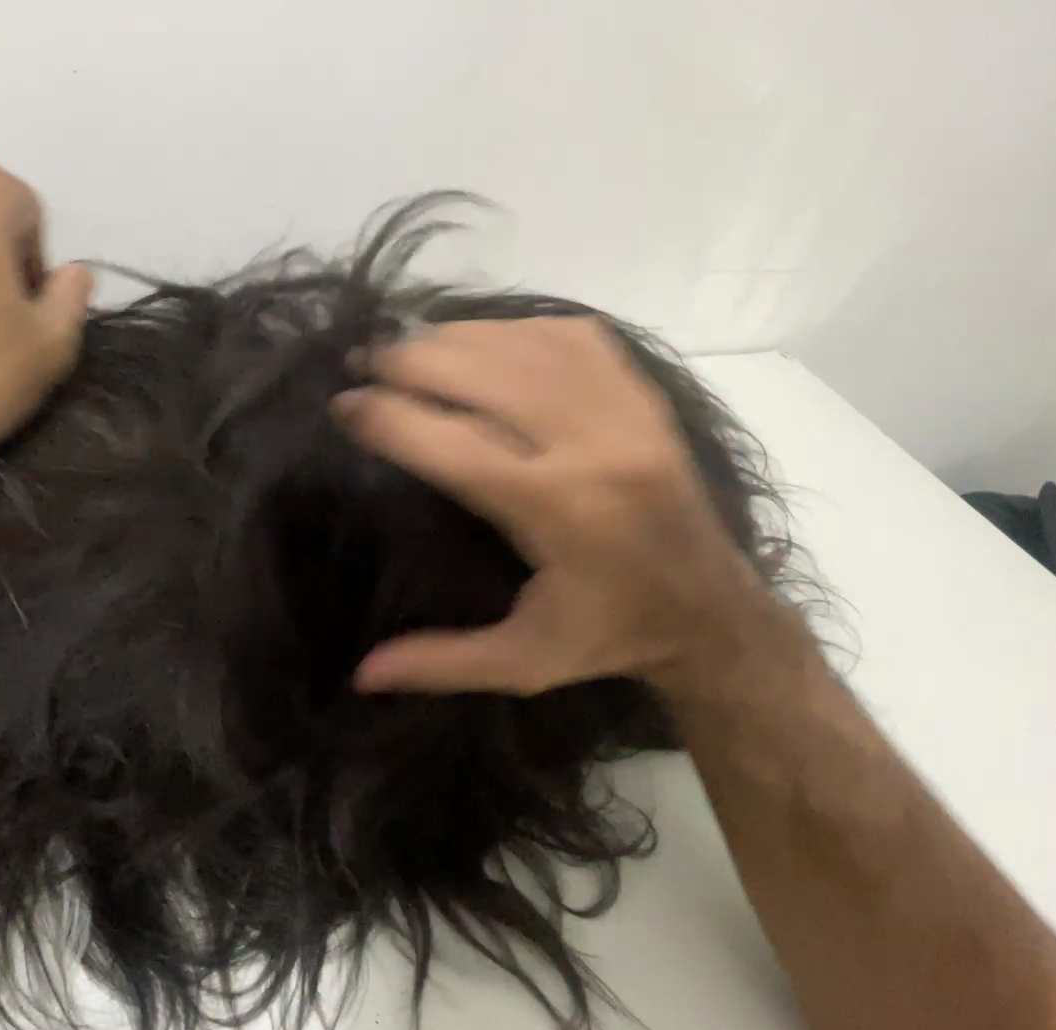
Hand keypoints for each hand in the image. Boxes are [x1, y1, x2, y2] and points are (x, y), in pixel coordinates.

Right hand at [333, 317, 775, 695]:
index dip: (390, 418)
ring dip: (458, 337)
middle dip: (413, 360)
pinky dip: (518, 329)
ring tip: (410, 344)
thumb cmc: (608, 637)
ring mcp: (626, 412)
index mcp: (557, 510)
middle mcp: (593, 445)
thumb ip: (442, 663)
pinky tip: (484, 339)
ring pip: (526, 344)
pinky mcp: (645, 397)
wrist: (712, 612)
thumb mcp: (523, 664)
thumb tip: (359, 675)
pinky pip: (573, 337)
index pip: (453, 444)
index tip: (344, 404)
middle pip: (485, 373)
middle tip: (364, 360)